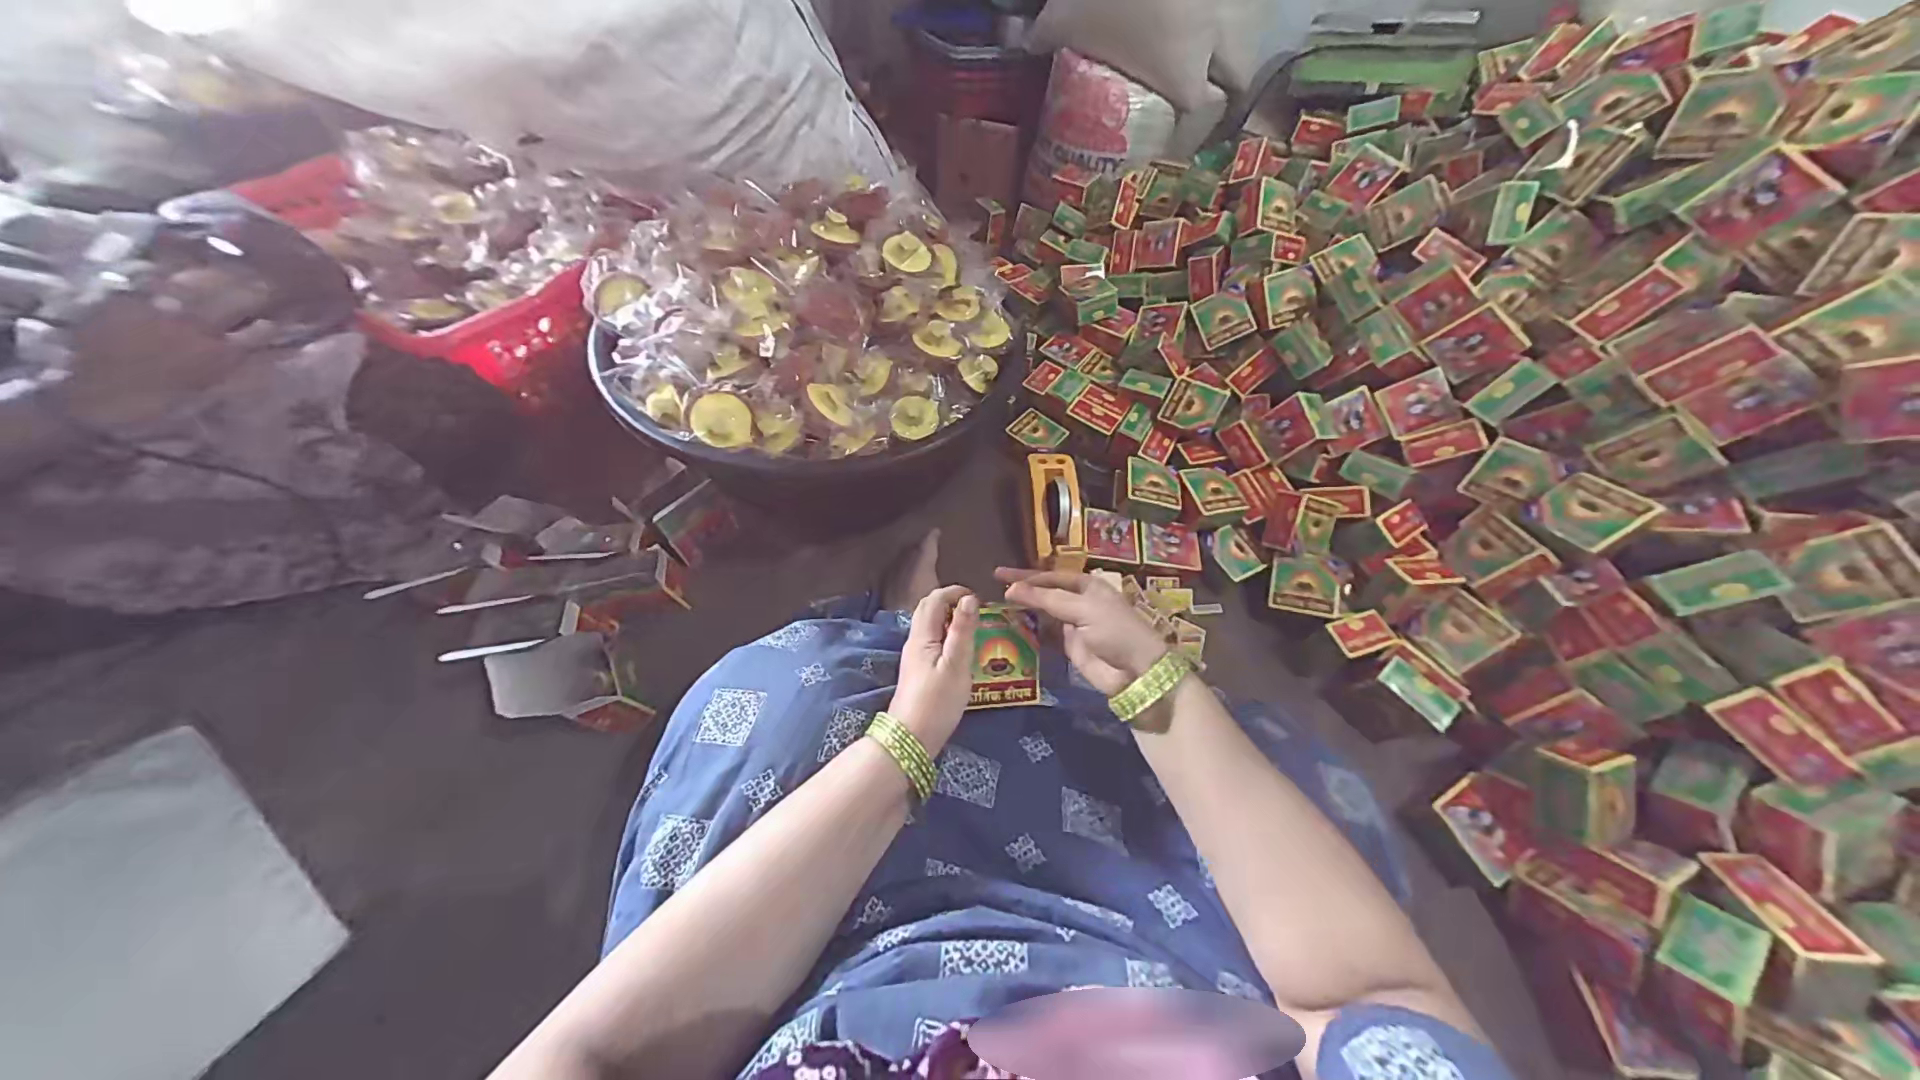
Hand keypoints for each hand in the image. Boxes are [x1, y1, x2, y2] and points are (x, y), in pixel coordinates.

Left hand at [886, 585, 978, 750]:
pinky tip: (961, 650)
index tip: (978, 598)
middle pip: (928, 609)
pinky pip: (931, 640)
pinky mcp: (918, 670)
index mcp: (922, 636)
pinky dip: (946, 634)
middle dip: (951, 601)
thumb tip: (969, 598)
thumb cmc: (937, 701)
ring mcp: (914, 656)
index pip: (934, 599)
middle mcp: (914, 641)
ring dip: (949, 618)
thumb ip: (963, 630)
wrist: (911, 737)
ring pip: (929, 625)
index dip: (954, 592)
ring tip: (972, 626)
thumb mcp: (956, 664)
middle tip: (976, 609)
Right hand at [995, 569, 1169, 696]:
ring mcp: (1073, 623)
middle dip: (1022, 590)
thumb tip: (1011, 589)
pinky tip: (1012, 626)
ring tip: (997, 606)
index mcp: (1086, 585)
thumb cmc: (1115, 631)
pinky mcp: (1069, 645)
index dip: (1025, 575)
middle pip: (1045, 592)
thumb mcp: (1081, 609)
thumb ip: (1045, 599)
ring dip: (1023, 609)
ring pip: (1043, 612)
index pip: (1049, 576)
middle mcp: (1078, 601)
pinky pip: (1045, 633)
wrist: (1136, 671)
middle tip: (993, 587)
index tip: (999, 575)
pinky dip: (1030, 629)